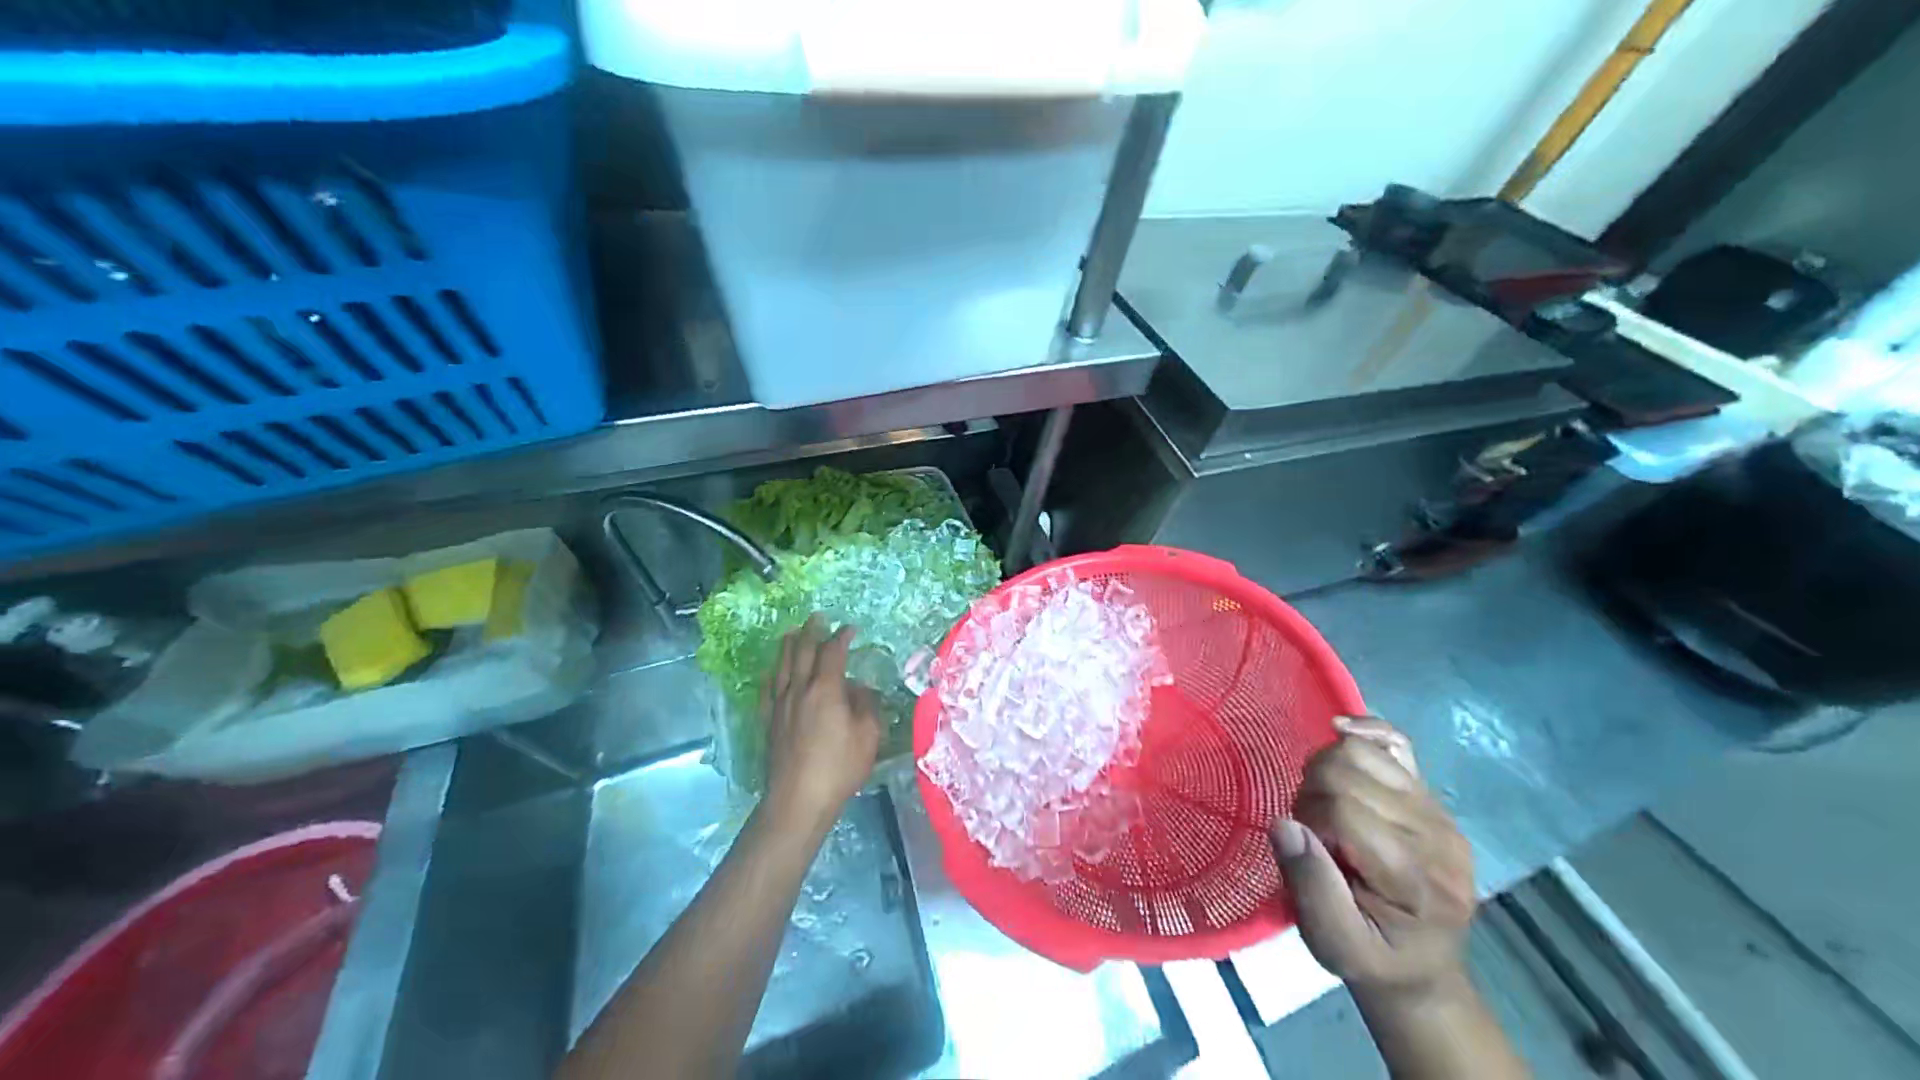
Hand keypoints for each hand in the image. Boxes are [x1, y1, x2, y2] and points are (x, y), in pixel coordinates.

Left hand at [761, 615, 882, 831]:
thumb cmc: (839, 767)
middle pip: (803, 651)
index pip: (833, 652)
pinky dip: (772, 674)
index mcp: (825, 689)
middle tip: (818, 617)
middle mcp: (799, 690)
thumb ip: (867, 705)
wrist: (798, 799)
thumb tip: (860, 688)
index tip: (851, 629)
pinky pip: (768, 689)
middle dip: (811, 631)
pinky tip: (772, 672)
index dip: (842, 637)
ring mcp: (780, 705)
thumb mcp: (868, 735)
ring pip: (782, 666)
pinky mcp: (769, 722)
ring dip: (790, 645)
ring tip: (793, 633)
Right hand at [1272, 715, 1476, 1001]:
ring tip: (1324, 806)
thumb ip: (1311, 889)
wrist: (1422, 967)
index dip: (1309, 822)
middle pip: (1349, 773)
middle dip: (1312, 794)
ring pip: (1362, 751)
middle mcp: (1435, 835)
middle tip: (1313, 831)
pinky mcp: (1430, 795)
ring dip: (1325, 770)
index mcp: (1416, 878)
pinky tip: (1340, 733)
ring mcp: (1437, 810)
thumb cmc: (1373, 956)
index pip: (1345, 812)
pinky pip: (1396, 741)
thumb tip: (1285, 825)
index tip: (1308, 851)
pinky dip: (1364, 730)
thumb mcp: (1334, 944)